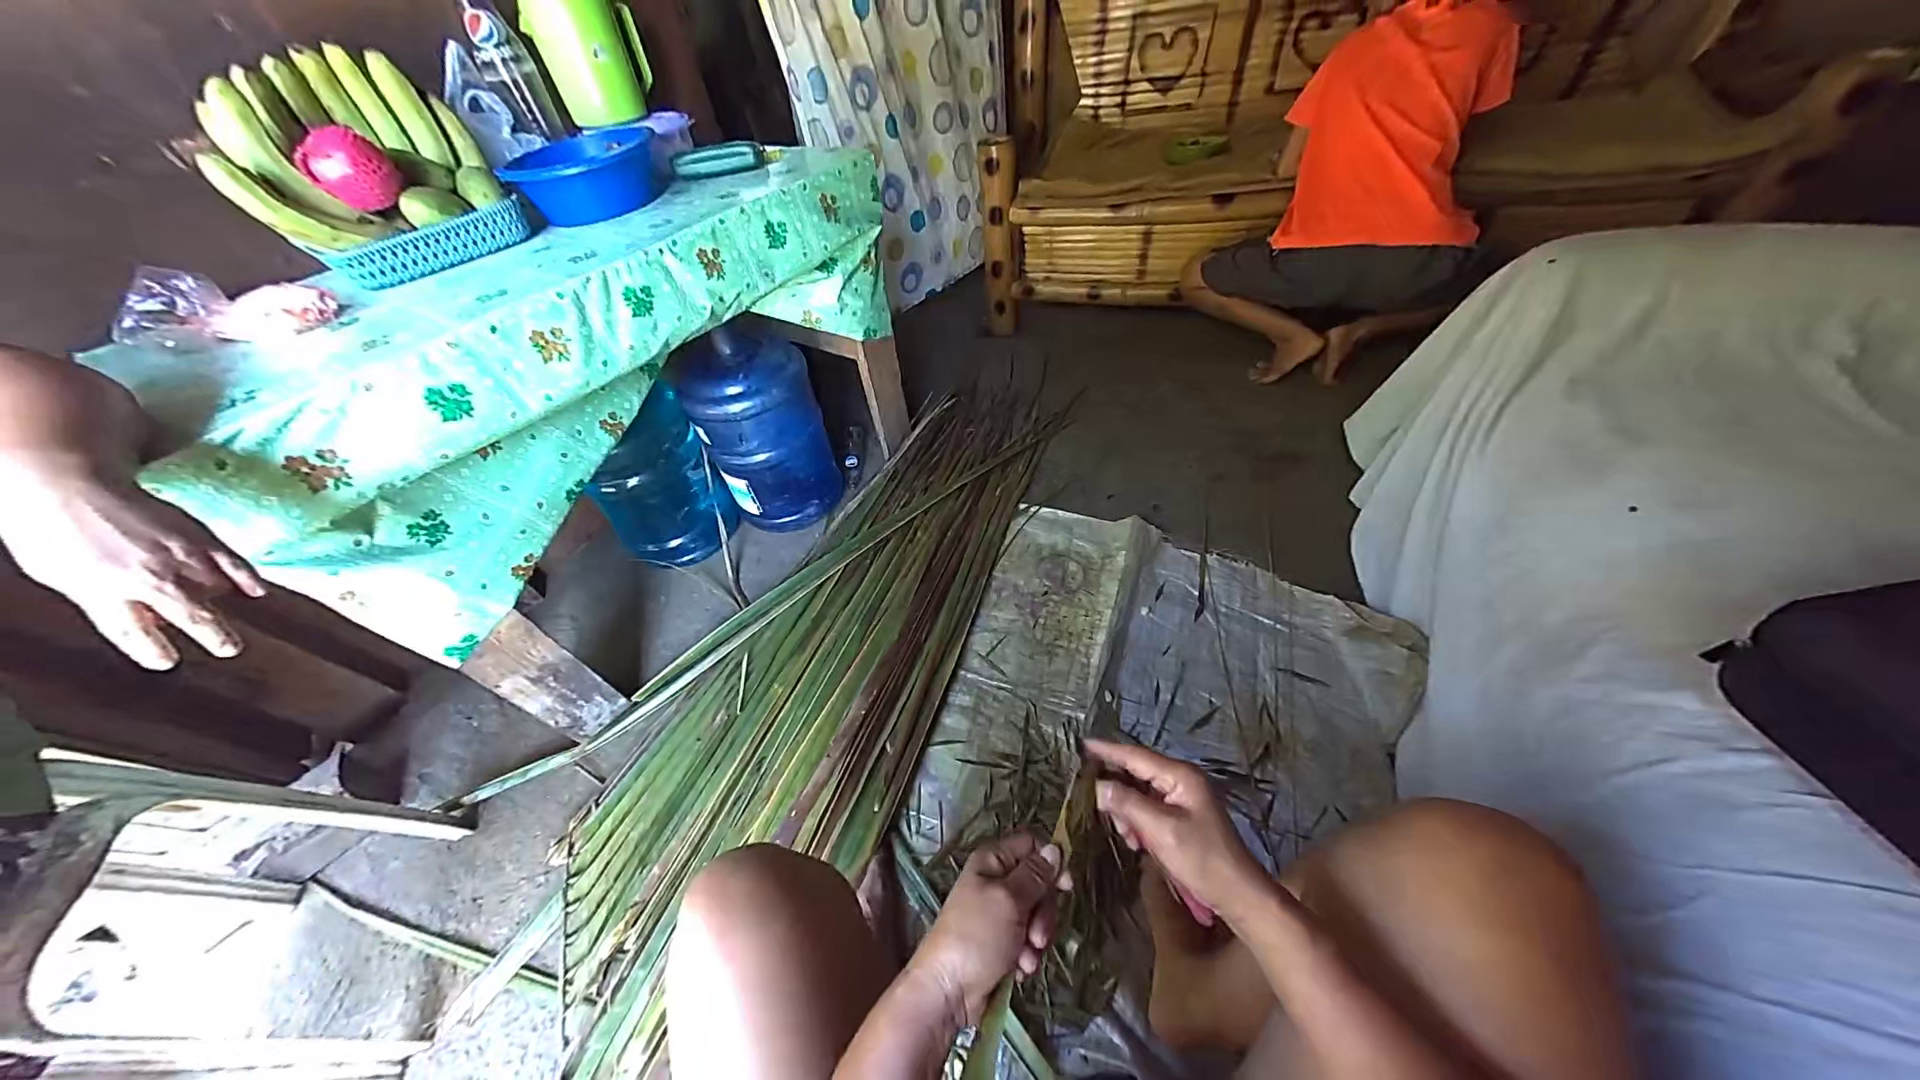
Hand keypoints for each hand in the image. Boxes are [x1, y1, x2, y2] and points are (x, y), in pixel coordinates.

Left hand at [0, 464, 266, 669]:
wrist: (66, 483)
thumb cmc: (45, 529)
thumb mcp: (57, 573)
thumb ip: (99, 596)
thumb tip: (136, 613)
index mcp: (104, 593)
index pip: (134, 632)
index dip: (151, 650)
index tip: (166, 662)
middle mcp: (149, 579)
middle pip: (191, 615)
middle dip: (214, 635)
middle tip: (230, 649)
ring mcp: (180, 557)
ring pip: (213, 589)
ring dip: (217, 602)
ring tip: (225, 608)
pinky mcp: (200, 538)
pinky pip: (233, 564)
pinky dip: (247, 578)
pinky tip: (256, 590)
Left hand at [907, 831, 1071, 1026]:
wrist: (949, 990)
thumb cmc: (977, 936)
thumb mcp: (1009, 900)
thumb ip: (1035, 875)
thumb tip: (1054, 848)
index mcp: (992, 860)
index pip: (1031, 845)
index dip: (1051, 863)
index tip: (1065, 887)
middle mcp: (996, 881)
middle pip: (1039, 883)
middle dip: (1044, 912)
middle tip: (1037, 935)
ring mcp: (999, 912)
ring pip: (1037, 915)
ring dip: (1037, 939)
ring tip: (1025, 957)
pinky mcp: (1003, 940)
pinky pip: (1028, 939)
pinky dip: (1028, 954)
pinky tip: (1019, 968)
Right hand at [1085, 739, 1269, 920]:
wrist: (1237, 894)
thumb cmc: (1202, 860)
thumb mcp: (1161, 830)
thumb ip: (1127, 804)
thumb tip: (1097, 786)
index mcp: (1180, 776)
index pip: (1135, 756)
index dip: (1106, 750)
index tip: (1081, 744)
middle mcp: (1180, 780)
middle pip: (1136, 773)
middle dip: (1116, 789)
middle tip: (1095, 805)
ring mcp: (1181, 799)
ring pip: (1139, 793)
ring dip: (1126, 811)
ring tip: (1126, 835)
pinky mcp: (1180, 817)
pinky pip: (1148, 809)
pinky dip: (1137, 822)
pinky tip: (1136, 841)